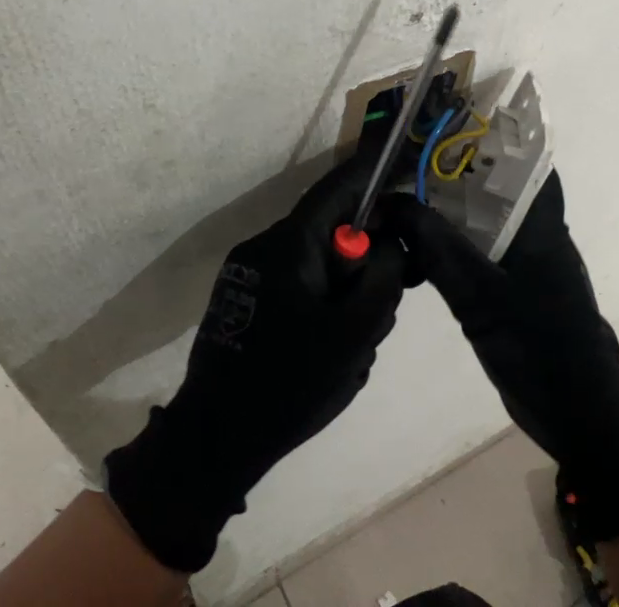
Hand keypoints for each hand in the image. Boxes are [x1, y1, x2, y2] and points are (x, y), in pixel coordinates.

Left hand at [104, 156, 407, 571]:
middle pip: (332, 233)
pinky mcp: (246, 301)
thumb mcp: (354, 333)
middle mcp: (265, 248)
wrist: (215, 439)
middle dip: (365, 263)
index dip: (373, 180)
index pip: (337, 190)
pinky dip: (324, 305)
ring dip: (345, 292)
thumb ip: (383, 279)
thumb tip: (391, 244)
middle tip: (382, 308)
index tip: (403, 178)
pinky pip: (299, 286)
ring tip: (353, 344)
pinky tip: (330, 349)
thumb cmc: (289, 383)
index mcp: (289, 246)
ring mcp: (251, 275)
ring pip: (318, 264)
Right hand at [381, 172, 618, 540]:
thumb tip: (392, 204)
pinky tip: (421, 251)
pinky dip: (455, 244)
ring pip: (488, 222)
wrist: (578, 412)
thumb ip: (437, 249)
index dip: (494, 136)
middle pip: (500, 189)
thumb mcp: (480, 296)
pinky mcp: (517, 292)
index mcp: (542, 227)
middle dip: (458, 172)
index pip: (526, 162)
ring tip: (406, 197)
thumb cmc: (538, 346)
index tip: (450, 120)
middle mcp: (538, 237)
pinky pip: (483, 253)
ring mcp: (529, 266)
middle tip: (410, 160)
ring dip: (453, 210)